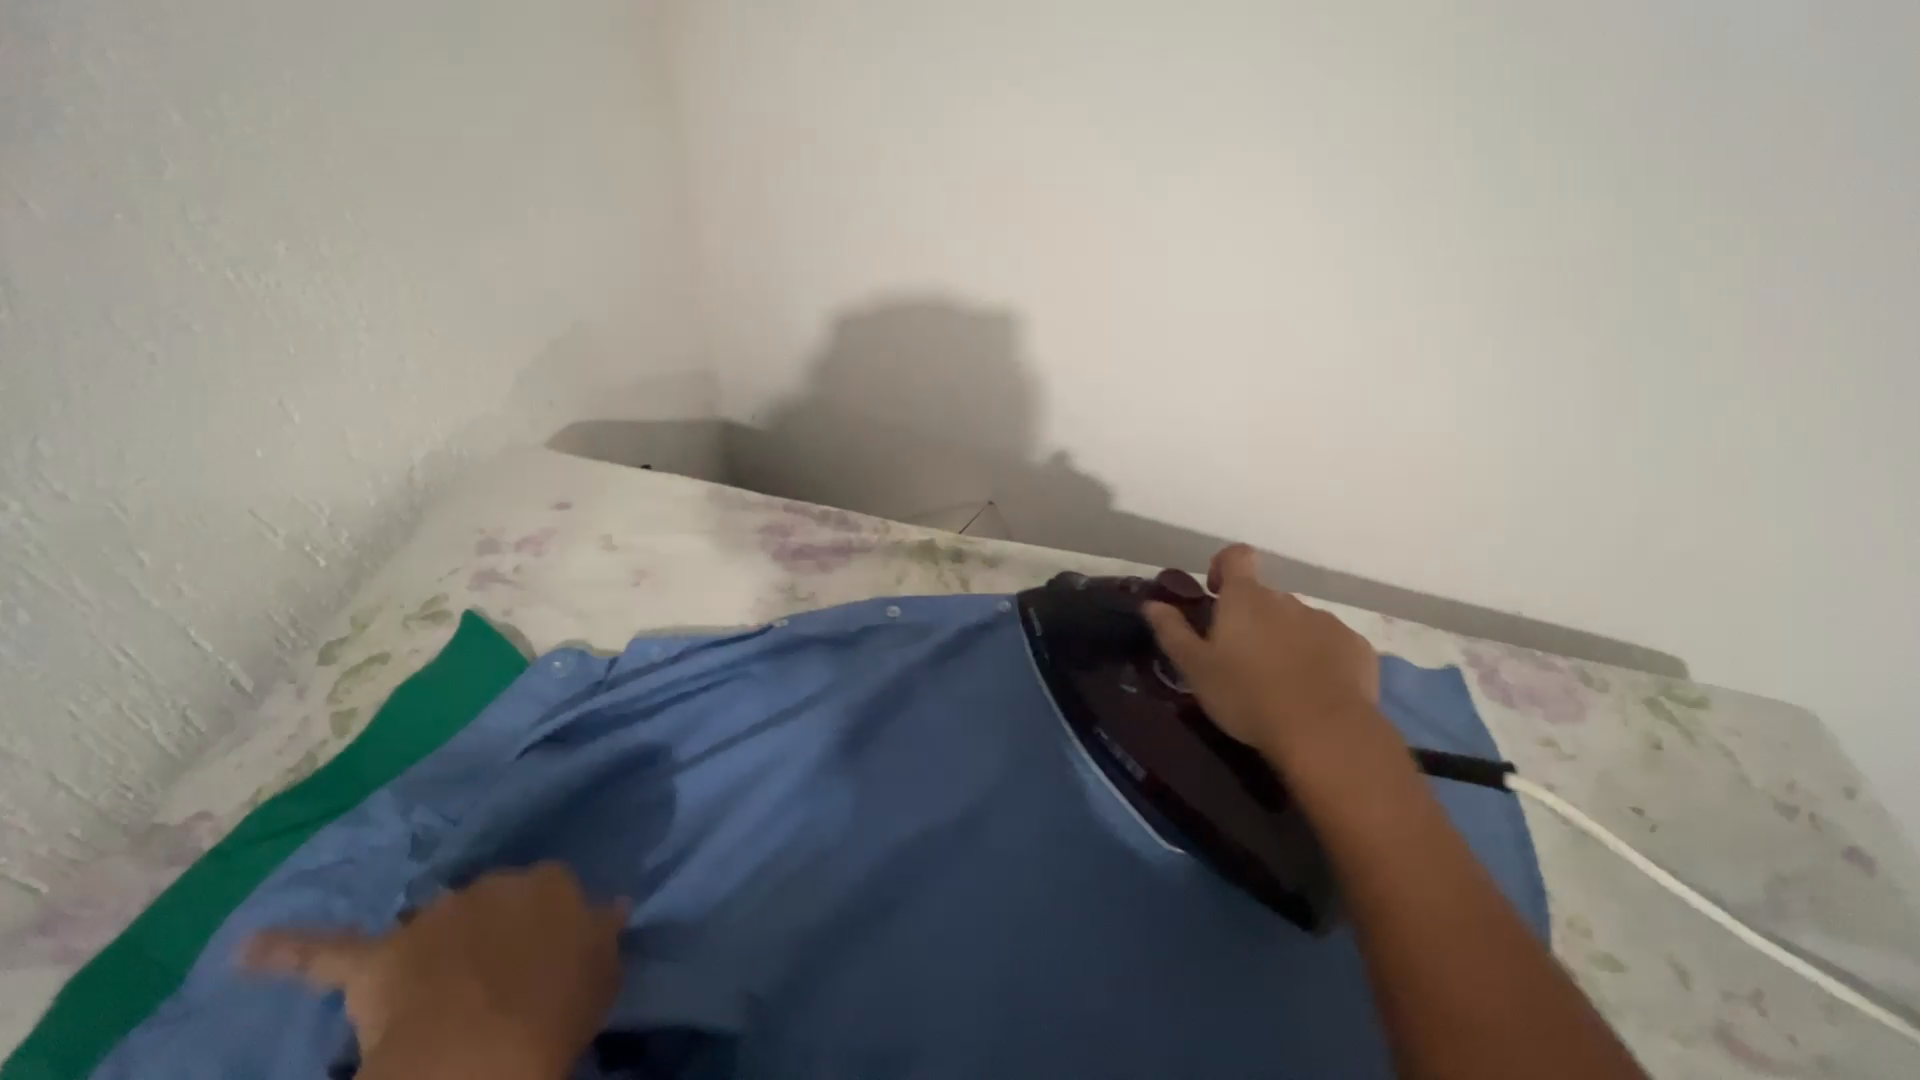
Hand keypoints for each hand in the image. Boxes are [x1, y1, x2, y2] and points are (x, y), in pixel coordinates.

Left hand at [244, 862, 627, 1079]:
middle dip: (492, 929)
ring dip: (435, 947)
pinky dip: (288, 951)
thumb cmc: (557, 1011)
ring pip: (432, 924)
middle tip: (502, 977)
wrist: (481, 1051)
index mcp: (549, 885)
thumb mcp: (604, 971)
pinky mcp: (377, 958)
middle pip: (491, 900)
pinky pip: (325, 953)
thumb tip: (611, 904)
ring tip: (443, 989)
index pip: (552, 887)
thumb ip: (603, 934)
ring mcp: (431, 918)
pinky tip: (250, 948)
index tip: (551, 951)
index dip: (548, 922)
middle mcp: (491, 885)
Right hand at [1143, 545, 1384, 768]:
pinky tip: (1314, 692)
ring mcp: (1326, 622)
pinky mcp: (1356, 648)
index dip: (1225, 566)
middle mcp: (1288, 600)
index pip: (1237, 556)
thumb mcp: (1196, 669)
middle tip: (1241, 660)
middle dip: (1254, 619)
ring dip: (1287, 640)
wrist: (1324, 730)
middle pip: (1266, 598)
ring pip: (1299, 622)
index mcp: (1246, 598)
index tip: (1216, 593)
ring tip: (1280, 682)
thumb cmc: (1247, 696)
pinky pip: (1331, 645)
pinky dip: (1320, 659)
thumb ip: (1173, 632)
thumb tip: (1152, 603)